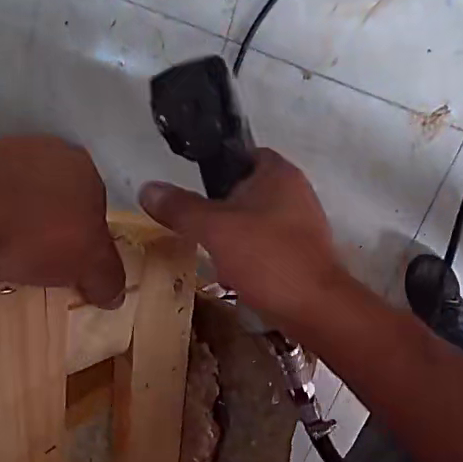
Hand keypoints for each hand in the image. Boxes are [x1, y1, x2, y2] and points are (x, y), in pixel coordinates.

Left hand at [0, 136, 125, 310]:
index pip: (97, 205)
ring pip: (16, 196)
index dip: (89, 238)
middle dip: (51, 228)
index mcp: (81, 164)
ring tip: (2, 258)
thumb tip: (116, 295)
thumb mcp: (89, 267)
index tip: (76, 265)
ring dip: (13, 224)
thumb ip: (108, 277)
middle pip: (55, 197)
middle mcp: (42, 148)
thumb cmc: (36, 234)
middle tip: (41, 263)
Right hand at [139, 149, 348, 331]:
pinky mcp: (304, 254)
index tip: (192, 187)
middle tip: (196, 226)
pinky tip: (235, 276)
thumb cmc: (267, 257)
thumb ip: (181, 207)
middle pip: (247, 191)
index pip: (243, 153)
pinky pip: (268, 248)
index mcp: (279, 172)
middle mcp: (297, 192)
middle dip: (220, 209)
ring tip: (211, 254)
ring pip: (256, 222)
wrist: (314, 308)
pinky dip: (250, 258)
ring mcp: (303, 225)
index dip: (217, 166)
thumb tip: (147, 188)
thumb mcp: (214, 228)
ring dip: (233, 237)